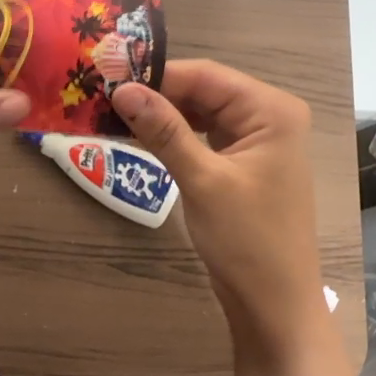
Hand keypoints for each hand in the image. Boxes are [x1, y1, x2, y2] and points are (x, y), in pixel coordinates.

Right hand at [111, 62, 320, 319]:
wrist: (273, 300)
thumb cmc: (246, 239)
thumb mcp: (202, 181)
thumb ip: (164, 132)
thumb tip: (123, 91)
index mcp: (272, 110)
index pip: (206, 75)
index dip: (156, 76)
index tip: (107, 81)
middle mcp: (270, 117)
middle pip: (204, 91)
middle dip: (156, 96)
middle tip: (102, 101)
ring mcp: (258, 143)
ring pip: (201, 115)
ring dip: (162, 117)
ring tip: (113, 118)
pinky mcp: (244, 167)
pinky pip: (205, 139)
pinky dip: (176, 139)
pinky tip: (143, 140)